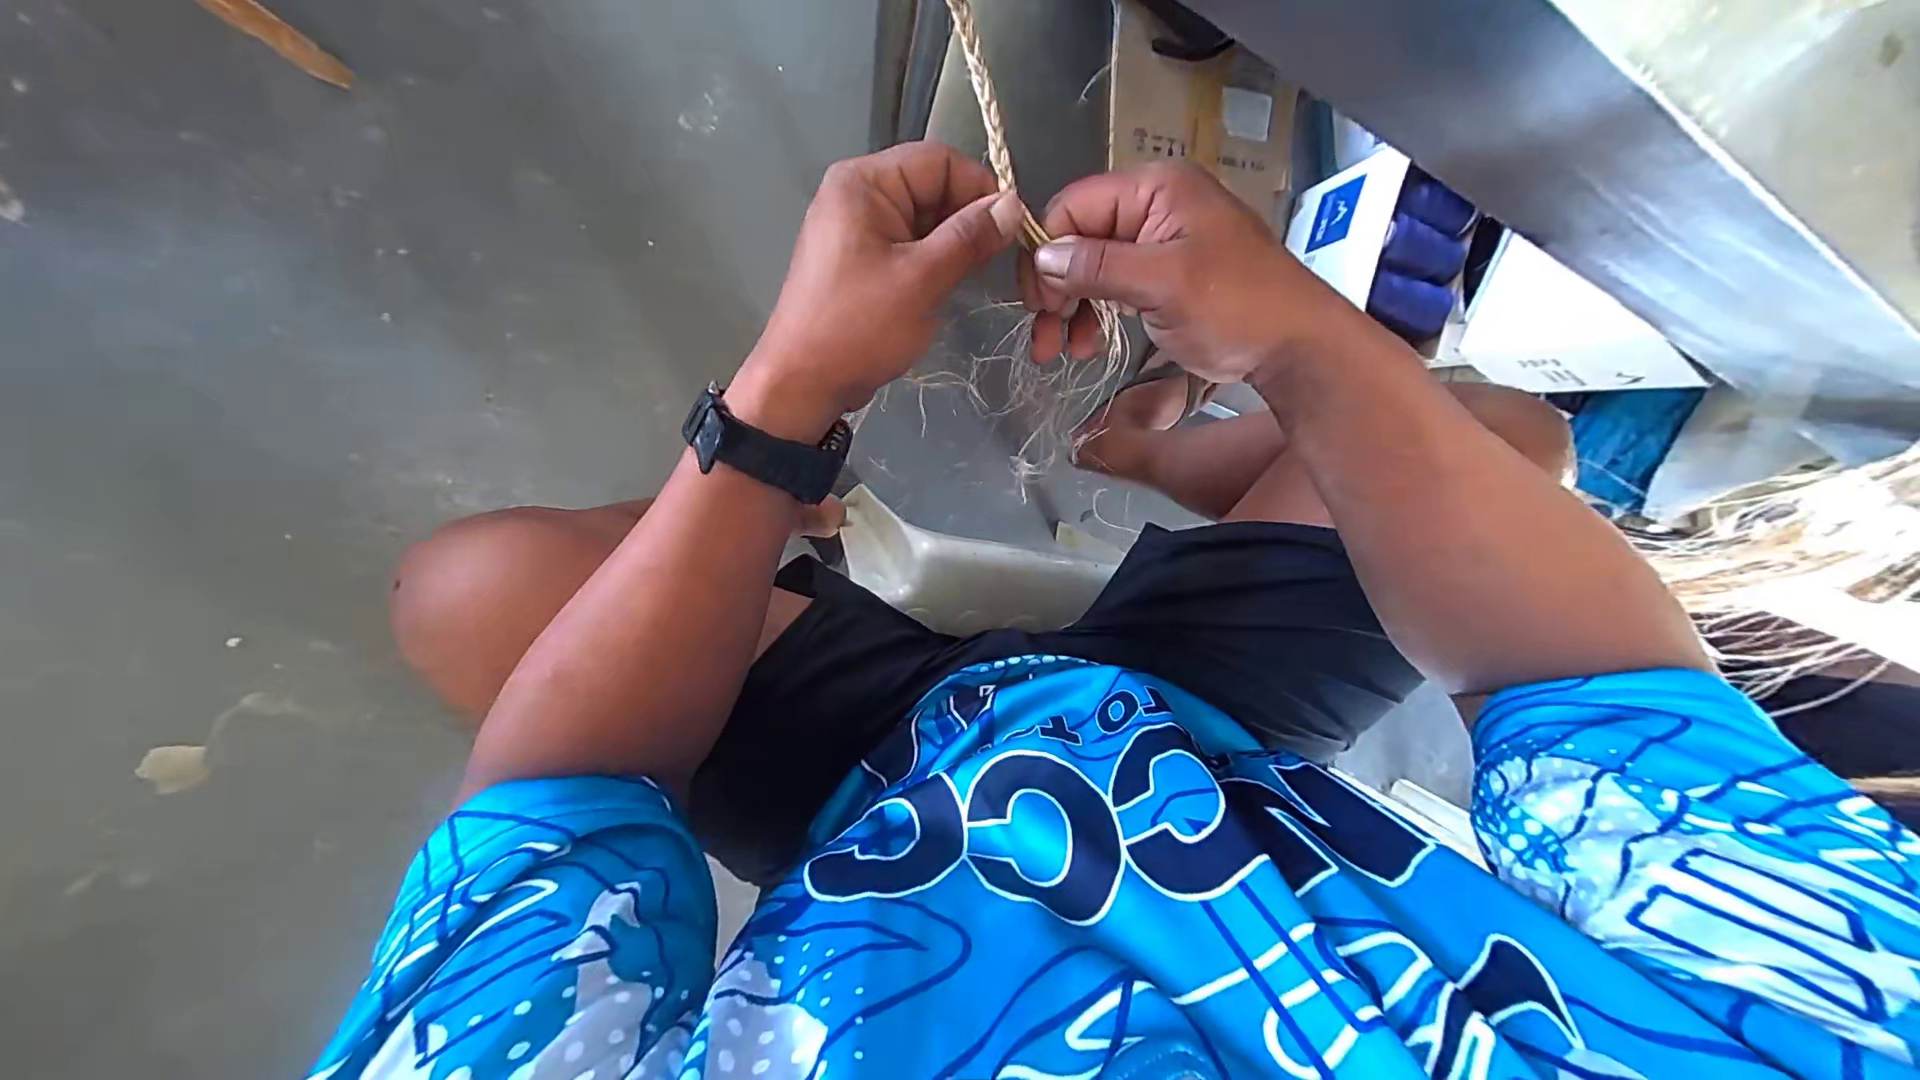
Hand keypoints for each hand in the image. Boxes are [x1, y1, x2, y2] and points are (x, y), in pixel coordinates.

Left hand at [729, 141, 1026, 440]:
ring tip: (973, 278)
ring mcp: (856, 232)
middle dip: (967, 222)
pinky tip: (946, 289)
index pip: (938, 162)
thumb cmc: (859, 327)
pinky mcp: (859, 265)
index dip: (981, 188)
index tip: (1012, 227)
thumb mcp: (921, 279)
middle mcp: (857, 197)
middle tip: (997, 260)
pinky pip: (907, 251)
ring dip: (952, 248)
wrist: (803, 383)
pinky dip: (932, 265)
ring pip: (922, 225)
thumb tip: (1013, 206)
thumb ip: (969, 237)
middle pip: (930, 191)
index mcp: (864, 183)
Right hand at [1020, 161, 1368, 384]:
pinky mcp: (1157, 279)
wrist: (1290, 345)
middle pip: (1077, 240)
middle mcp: (1150, 210)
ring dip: (1068, 310)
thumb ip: (1099, 265)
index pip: (1074, 207)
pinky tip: (1085, 344)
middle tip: (1044, 335)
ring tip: (1061, 350)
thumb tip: (1042, 257)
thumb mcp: (1163, 283)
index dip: (1048, 252)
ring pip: (1087, 270)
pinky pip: (1108, 290)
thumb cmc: (1235, 307)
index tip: (1039, 303)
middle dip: (1054, 288)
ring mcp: (1154, 245)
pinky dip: (1091, 317)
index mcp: (1154, 191)